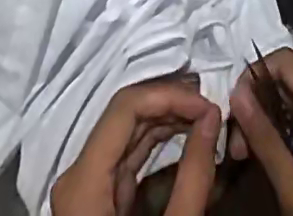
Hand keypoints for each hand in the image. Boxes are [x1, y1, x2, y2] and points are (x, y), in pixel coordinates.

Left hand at [51, 78, 221, 215]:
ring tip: (208, 121)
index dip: (170, 95)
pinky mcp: (97, 198)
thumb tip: (213, 115)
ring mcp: (86, 186)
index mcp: (84, 179)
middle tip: (214, 110)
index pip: (126, 106)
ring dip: (170, 119)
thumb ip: (195, 174)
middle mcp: (78, 174)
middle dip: (173, 104)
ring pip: (128, 131)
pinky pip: (129, 155)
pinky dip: (160, 143)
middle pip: (126, 115)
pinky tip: (189, 140)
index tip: (209, 105)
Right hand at [230, 50, 292, 215]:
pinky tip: (264, 160)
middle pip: (290, 83)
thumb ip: (268, 142)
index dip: (256, 75)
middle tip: (237, 148)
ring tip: (245, 158)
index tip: (233, 110)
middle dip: (258, 106)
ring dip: (266, 124)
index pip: (288, 63)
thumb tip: (238, 94)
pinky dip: (281, 136)